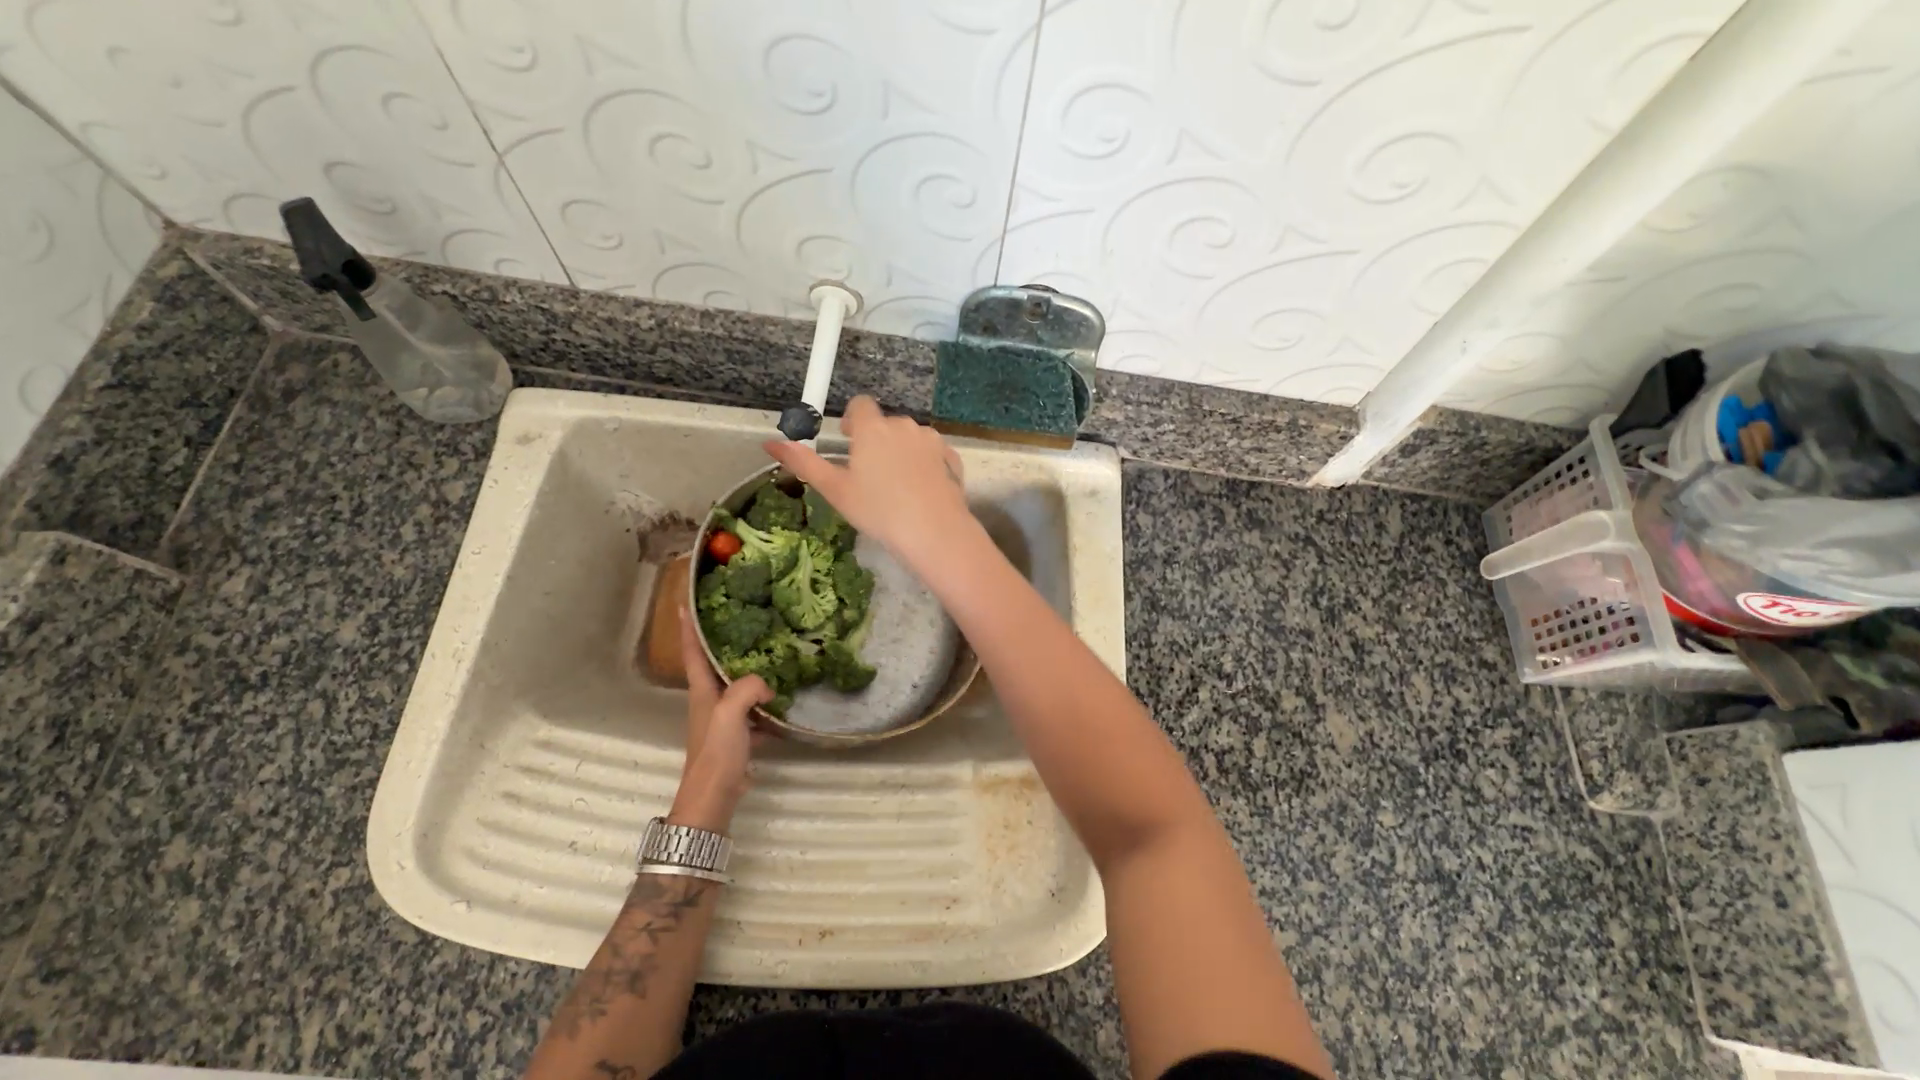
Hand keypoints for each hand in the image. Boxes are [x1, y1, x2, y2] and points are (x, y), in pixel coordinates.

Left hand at [670, 605, 770, 830]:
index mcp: (702, 692)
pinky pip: (752, 713)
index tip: (683, 604)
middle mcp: (709, 702)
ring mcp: (722, 721)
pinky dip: (765, 706)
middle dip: (722, 645)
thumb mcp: (731, 713)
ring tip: (770, 658)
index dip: (688, 628)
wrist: (714, 798)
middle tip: (742, 623)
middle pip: (714, 667)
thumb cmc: (716, 753)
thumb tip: (768, 685)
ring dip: (748, 674)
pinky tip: (784, 705)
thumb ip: (748, 689)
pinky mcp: (736, 739)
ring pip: (736, 689)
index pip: (693, 653)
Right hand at [764, 396, 972, 566]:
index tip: (849, 442)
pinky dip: (924, 466)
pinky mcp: (951, 458)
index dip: (853, 421)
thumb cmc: (877, 510)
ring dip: (901, 452)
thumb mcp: (834, 489)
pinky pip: (932, 454)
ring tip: (895, 486)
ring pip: (910, 438)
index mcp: (873, 428)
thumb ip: (802, 461)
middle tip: (869, 474)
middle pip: (885, 423)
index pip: (860, 405)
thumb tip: (769, 443)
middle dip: (876, 440)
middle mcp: (903, 425)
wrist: (933, 531)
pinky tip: (919, 492)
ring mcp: (931, 440)